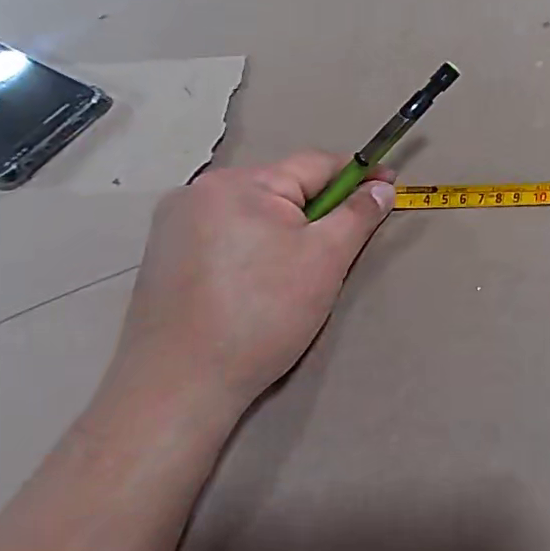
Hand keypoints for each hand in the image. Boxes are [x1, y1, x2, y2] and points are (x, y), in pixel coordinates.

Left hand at [102, 151, 395, 414]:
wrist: (178, 386)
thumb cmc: (261, 317)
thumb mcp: (325, 261)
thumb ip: (357, 215)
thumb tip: (381, 187)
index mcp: (239, 183)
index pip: (314, 164)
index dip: (356, 175)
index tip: (387, 185)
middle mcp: (200, 190)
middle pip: (279, 188)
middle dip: (314, 211)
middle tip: (336, 249)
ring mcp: (174, 223)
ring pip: (250, 213)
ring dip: (280, 231)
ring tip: (291, 276)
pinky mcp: (161, 255)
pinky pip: (222, 235)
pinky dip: (248, 249)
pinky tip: (252, 287)